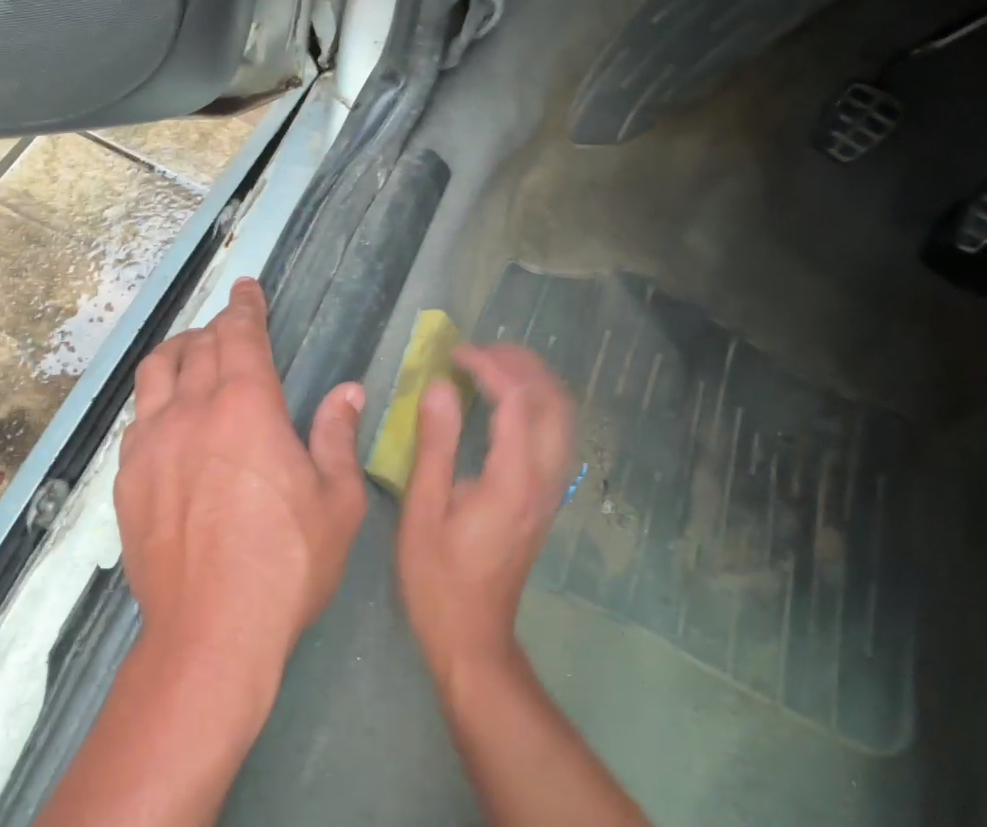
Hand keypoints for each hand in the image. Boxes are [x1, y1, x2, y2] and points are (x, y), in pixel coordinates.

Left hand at [115, 277, 367, 671]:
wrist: (212, 630)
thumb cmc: (289, 561)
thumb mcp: (337, 500)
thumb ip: (337, 437)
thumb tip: (347, 392)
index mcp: (246, 407)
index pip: (241, 336)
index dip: (245, 306)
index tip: (247, 287)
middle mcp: (191, 412)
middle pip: (195, 347)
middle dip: (215, 328)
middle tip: (230, 327)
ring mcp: (150, 446)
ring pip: (154, 375)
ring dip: (177, 354)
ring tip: (192, 356)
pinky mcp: (127, 481)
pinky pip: (137, 420)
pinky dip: (156, 402)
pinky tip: (168, 419)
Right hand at [397, 343, 576, 679]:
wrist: (473, 634)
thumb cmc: (438, 578)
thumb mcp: (423, 510)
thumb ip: (435, 444)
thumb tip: (437, 387)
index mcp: (513, 479)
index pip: (516, 400)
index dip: (489, 366)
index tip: (455, 353)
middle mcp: (544, 477)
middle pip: (552, 400)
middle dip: (520, 364)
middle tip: (476, 352)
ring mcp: (552, 488)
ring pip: (562, 415)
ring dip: (534, 381)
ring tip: (491, 367)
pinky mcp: (548, 497)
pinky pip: (557, 433)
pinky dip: (538, 404)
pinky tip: (506, 403)